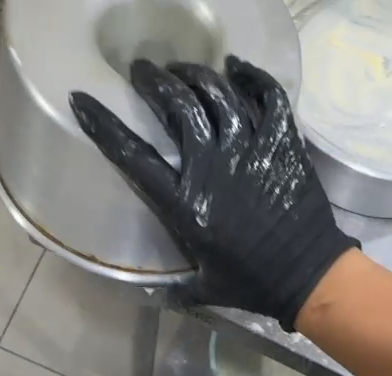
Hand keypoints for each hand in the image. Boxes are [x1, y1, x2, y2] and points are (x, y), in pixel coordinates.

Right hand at [70, 56, 358, 330]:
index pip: (134, 155)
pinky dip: (251, 76)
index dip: (103, 125)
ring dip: (194, 74)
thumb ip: (174, 284)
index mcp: (185, 205)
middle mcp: (212, 167)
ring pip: (215, 93)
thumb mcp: (205, 288)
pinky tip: (237, 68)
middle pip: (175, 106)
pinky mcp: (281, 143)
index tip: (83, 101)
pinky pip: (266, 96)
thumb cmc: (253, 285)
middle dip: (152, 81)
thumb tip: (144, 291)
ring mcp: (249, 150)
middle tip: (143, 71)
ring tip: (182, 70)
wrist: (308, 276)